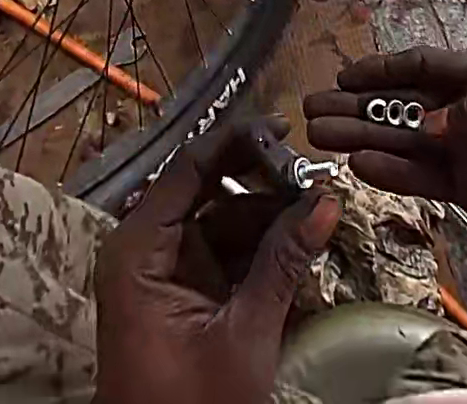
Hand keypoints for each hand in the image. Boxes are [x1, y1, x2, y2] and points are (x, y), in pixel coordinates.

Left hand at [94, 118, 341, 403]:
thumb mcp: (243, 335)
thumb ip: (284, 262)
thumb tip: (327, 202)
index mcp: (139, 248)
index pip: (189, 168)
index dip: (238, 141)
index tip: (285, 130)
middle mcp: (148, 246)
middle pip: (210, 189)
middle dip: (262, 182)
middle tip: (311, 177)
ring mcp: (168, 267)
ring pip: (225, 218)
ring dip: (270, 215)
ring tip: (316, 209)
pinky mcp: (188, 288)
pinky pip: (228, 249)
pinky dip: (263, 245)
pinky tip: (299, 240)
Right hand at [303, 48, 466, 349]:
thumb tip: (427, 119)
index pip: (436, 67)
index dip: (388, 68)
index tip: (346, 75)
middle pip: (411, 103)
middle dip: (363, 104)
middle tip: (315, 108)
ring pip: (409, 140)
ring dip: (366, 136)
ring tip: (322, 136)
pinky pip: (425, 178)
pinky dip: (393, 172)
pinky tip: (361, 167)